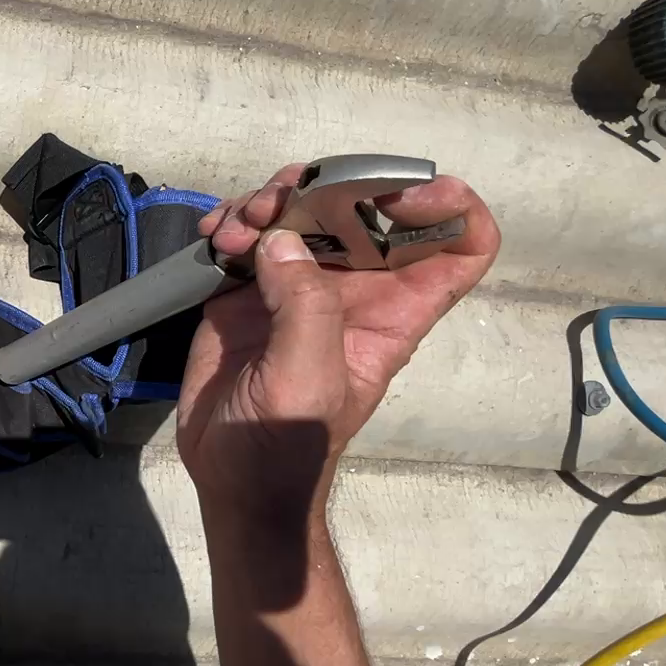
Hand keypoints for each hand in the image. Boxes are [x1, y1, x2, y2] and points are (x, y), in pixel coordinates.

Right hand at [176, 165, 499, 504]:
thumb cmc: (286, 443)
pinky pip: (243, 240)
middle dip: (326, 189)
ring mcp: (290, 289)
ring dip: (266, 203)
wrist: (232, 477)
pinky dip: (227, 225)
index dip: (450, 209)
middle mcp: (346, 292)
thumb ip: (304, 308)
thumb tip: (280, 240)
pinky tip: (210, 234)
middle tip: (278, 201)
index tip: (405, 193)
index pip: (456, 248)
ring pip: (296, 216)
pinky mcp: (242, 294)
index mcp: (390, 313)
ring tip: (233, 226)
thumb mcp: (308, 379)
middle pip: (359, 211)